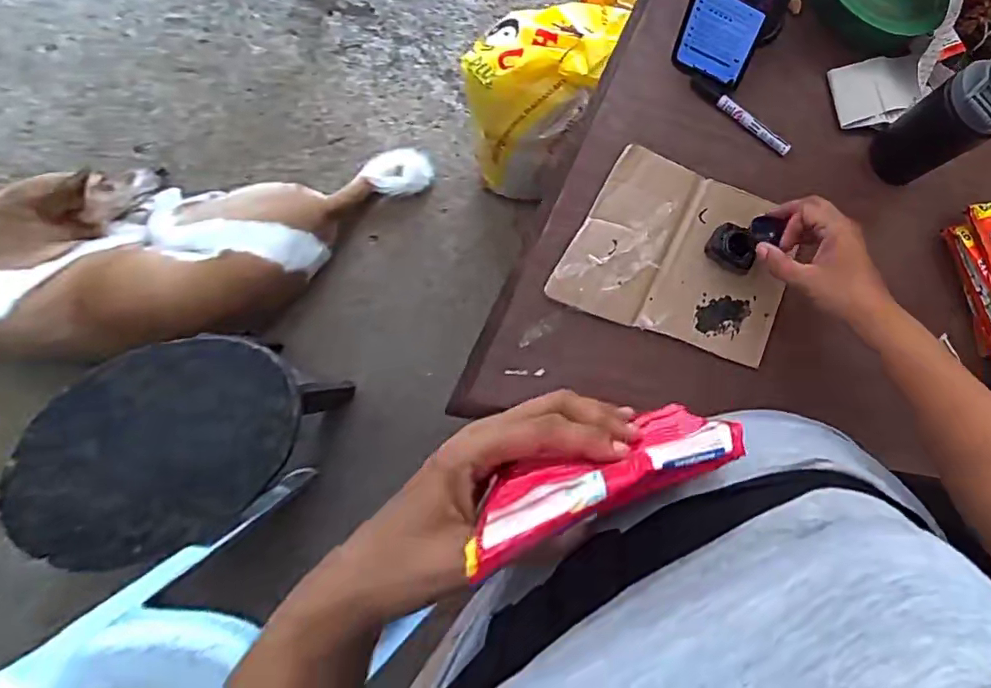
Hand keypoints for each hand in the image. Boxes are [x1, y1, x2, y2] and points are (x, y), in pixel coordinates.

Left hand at [282, 390, 640, 630]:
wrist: (353, 583)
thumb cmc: (404, 567)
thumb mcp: (466, 560)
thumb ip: (527, 538)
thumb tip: (587, 518)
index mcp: (472, 448)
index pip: (542, 429)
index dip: (587, 437)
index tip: (626, 452)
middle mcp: (480, 434)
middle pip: (549, 405)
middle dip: (596, 414)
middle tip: (637, 431)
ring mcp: (483, 443)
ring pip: (546, 412)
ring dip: (588, 417)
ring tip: (627, 426)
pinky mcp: (487, 458)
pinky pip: (539, 431)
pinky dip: (572, 430)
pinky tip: (592, 439)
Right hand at [756, 196, 896, 328]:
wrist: (873, 313)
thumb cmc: (841, 294)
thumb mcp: (806, 280)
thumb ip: (780, 263)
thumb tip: (760, 248)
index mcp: (836, 226)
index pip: (805, 209)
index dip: (788, 224)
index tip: (780, 247)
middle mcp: (844, 225)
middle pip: (814, 206)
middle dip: (791, 214)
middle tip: (773, 224)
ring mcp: (849, 236)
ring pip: (821, 218)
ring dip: (801, 226)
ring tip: (784, 242)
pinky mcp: (850, 248)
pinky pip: (826, 231)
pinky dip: (810, 236)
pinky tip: (800, 252)